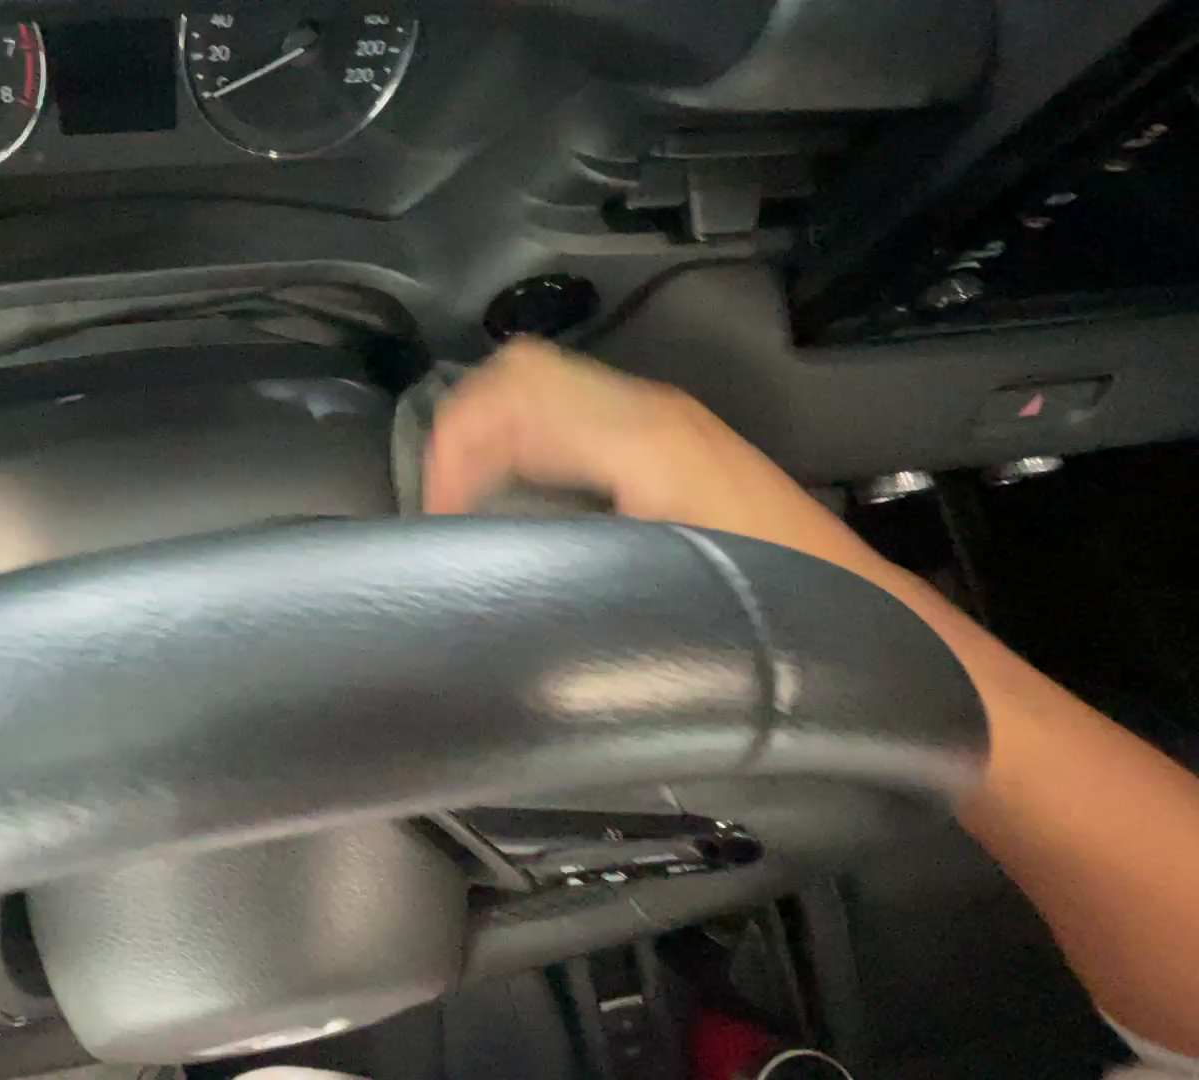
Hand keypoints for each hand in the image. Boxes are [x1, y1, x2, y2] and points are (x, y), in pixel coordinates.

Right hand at [423, 338, 890, 580]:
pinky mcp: (655, 441)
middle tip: (441, 499)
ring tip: (462, 497)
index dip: (455, 450)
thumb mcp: (653, 591)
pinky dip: (515, 440)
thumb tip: (478, 540)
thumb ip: (557, 553)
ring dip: (484, 432)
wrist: (857, 617)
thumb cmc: (767, 610)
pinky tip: (508, 492)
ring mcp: (654, 421)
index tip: (439, 513)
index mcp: (642, 439)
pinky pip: (560, 412)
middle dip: (460, 430)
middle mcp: (647, 413)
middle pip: (518, 373)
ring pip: (536, 384)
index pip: (511, 395)